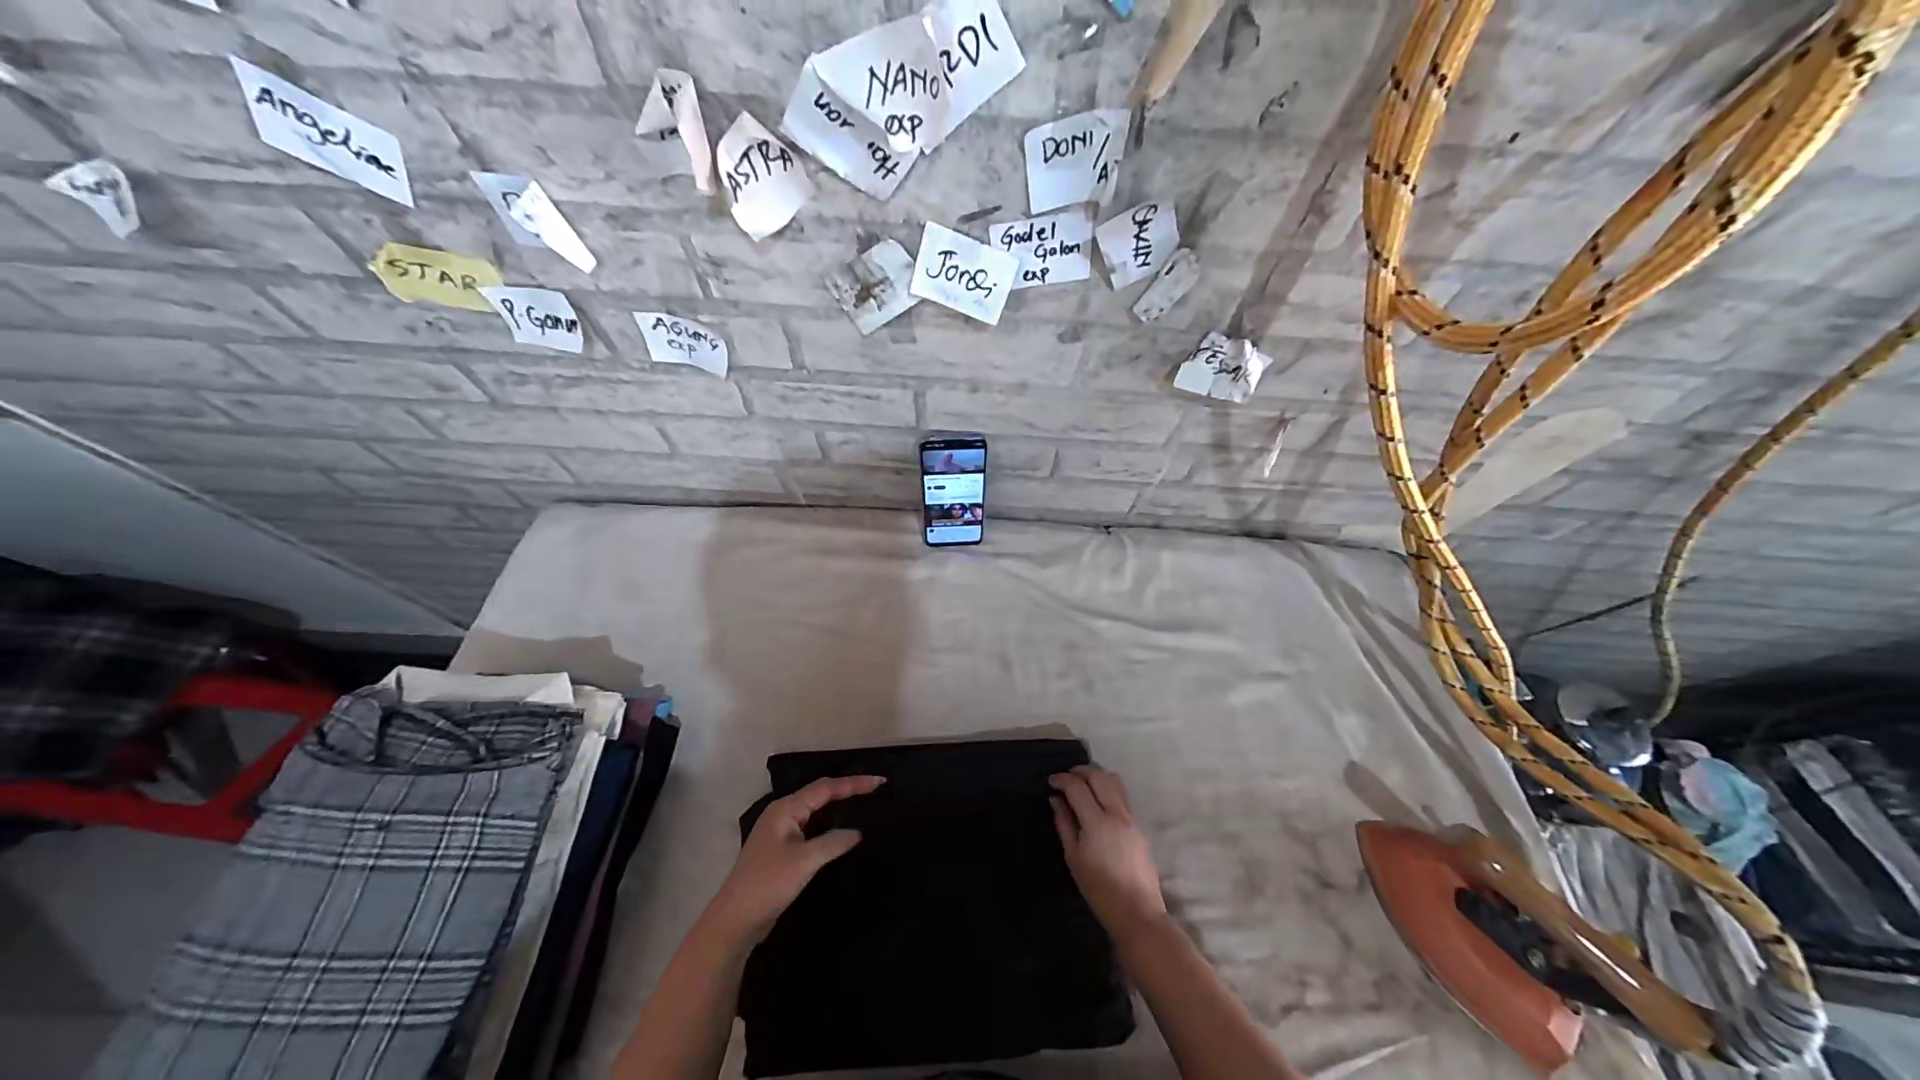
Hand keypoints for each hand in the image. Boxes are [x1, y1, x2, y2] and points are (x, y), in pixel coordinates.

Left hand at [705, 774, 884, 941]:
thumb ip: (833, 842)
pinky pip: (812, 827)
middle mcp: (782, 814)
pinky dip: (829, 824)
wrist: (735, 920)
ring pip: (815, 810)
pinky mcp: (782, 850)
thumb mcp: (805, 861)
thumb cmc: (768, 884)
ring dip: (839, 805)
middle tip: (876, 789)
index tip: (880, 782)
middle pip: (820, 794)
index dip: (854, 783)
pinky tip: (842, 831)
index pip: (825, 788)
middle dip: (848, 789)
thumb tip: (857, 831)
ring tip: (865, 803)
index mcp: (786, 809)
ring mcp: (781, 832)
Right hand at [1050, 765, 1166, 932]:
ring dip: (1096, 776)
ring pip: (1114, 781)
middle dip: (1080, 771)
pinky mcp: (1139, 825)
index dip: (1062, 779)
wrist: (1137, 911)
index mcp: (1097, 823)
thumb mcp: (1074, 858)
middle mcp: (1117, 813)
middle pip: (1099, 776)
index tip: (1051, 781)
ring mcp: (1131, 818)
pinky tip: (1097, 800)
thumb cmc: (1099, 889)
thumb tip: (1055, 799)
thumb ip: (1064, 824)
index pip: (1078, 787)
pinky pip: (1122, 795)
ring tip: (1082, 784)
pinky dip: (1108, 788)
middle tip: (1065, 778)